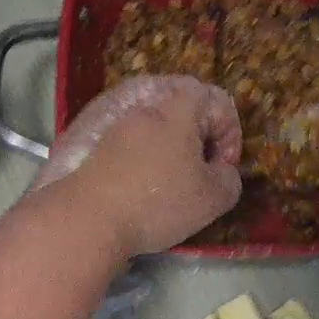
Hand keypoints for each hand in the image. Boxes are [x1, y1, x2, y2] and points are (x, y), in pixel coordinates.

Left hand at [33, 74, 243, 256]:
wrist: (87, 217)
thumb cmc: (157, 203)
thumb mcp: (212, 199)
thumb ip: (230, 179)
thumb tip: (223, 171)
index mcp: (179, 105)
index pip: (219, 103)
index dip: (231, 138)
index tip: (222, 170)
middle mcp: (145, 101)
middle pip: (183, 109)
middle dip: (196, 139)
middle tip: (196, 174)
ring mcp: (113, 116)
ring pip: (151, 124)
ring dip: (164, 148)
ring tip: (165, 182)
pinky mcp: (88, 136)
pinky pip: (124, 138)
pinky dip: (136, 156)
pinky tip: (134, 185)